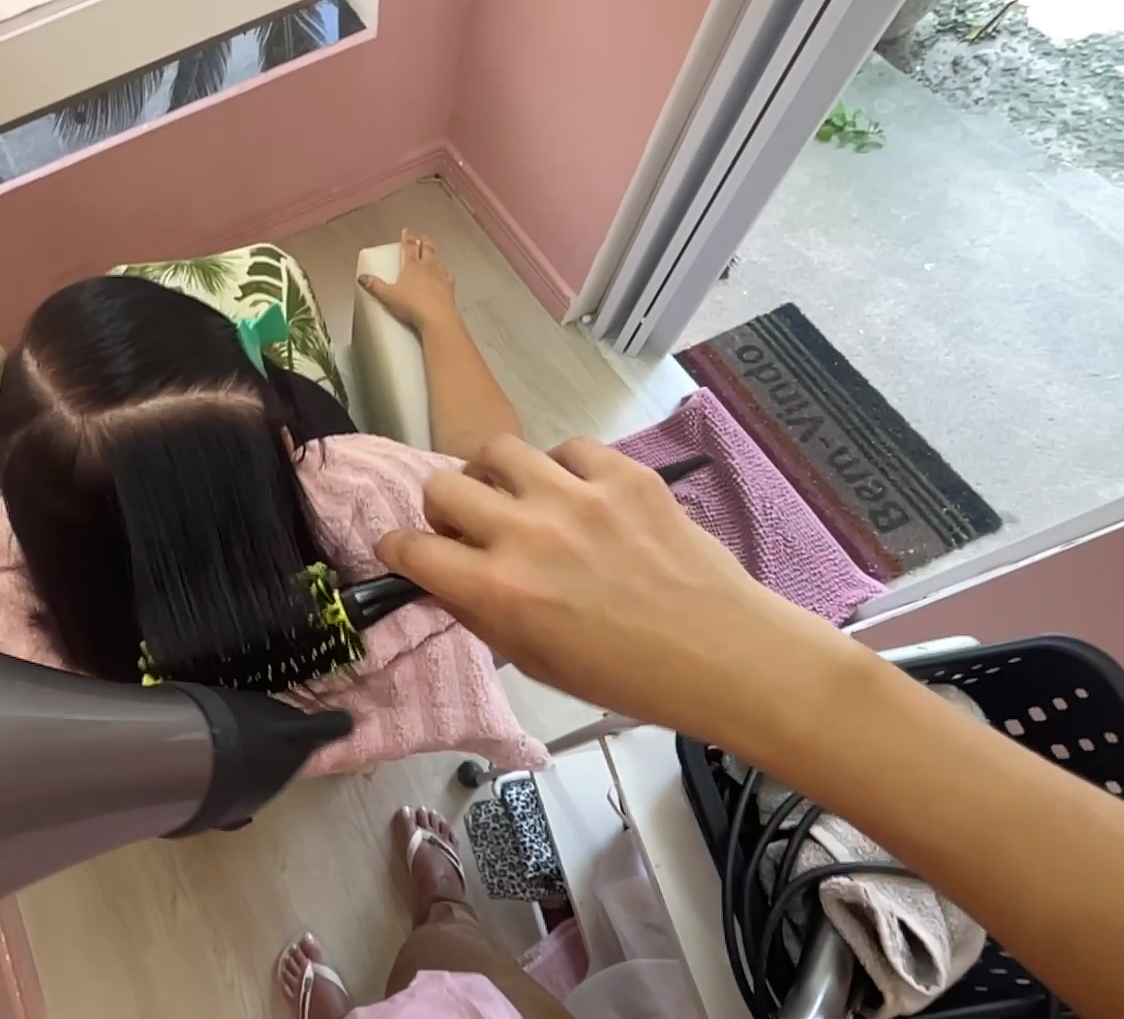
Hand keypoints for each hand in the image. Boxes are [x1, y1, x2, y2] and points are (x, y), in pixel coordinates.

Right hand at [358, 228, 457, 330]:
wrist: (437, 317)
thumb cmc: (411, 305)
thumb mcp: (388, 296)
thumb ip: (375, 286)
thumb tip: (361, 277)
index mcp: (411, 266)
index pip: (408, 247)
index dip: (407, 238)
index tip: (407, 231)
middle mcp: (427, 267)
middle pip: (426, 250)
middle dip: (423, 242)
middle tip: (422, 237)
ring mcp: (440, 276)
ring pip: (437, 260)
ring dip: (433, 254)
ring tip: (431, 251)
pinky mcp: (449, 287)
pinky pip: (446, 275)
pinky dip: (444, 271)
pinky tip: (445, 274)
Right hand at [375, 436, 868, 747]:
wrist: (726, 658)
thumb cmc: (622, 676)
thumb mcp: (531, 660)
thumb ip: (477, 611)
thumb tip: (443, 575)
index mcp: (497, 588)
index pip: (410, 548)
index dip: (396, 549)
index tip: (407, 551)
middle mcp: (524, 533)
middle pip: (440, 485)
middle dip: (442, 509)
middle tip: (470, 525)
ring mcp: (575, 496)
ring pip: (496, 449)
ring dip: (495, 476)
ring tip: (519, 497)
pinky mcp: (623, 476)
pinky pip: (567, 448)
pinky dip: (561, 469)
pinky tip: (579, 495)